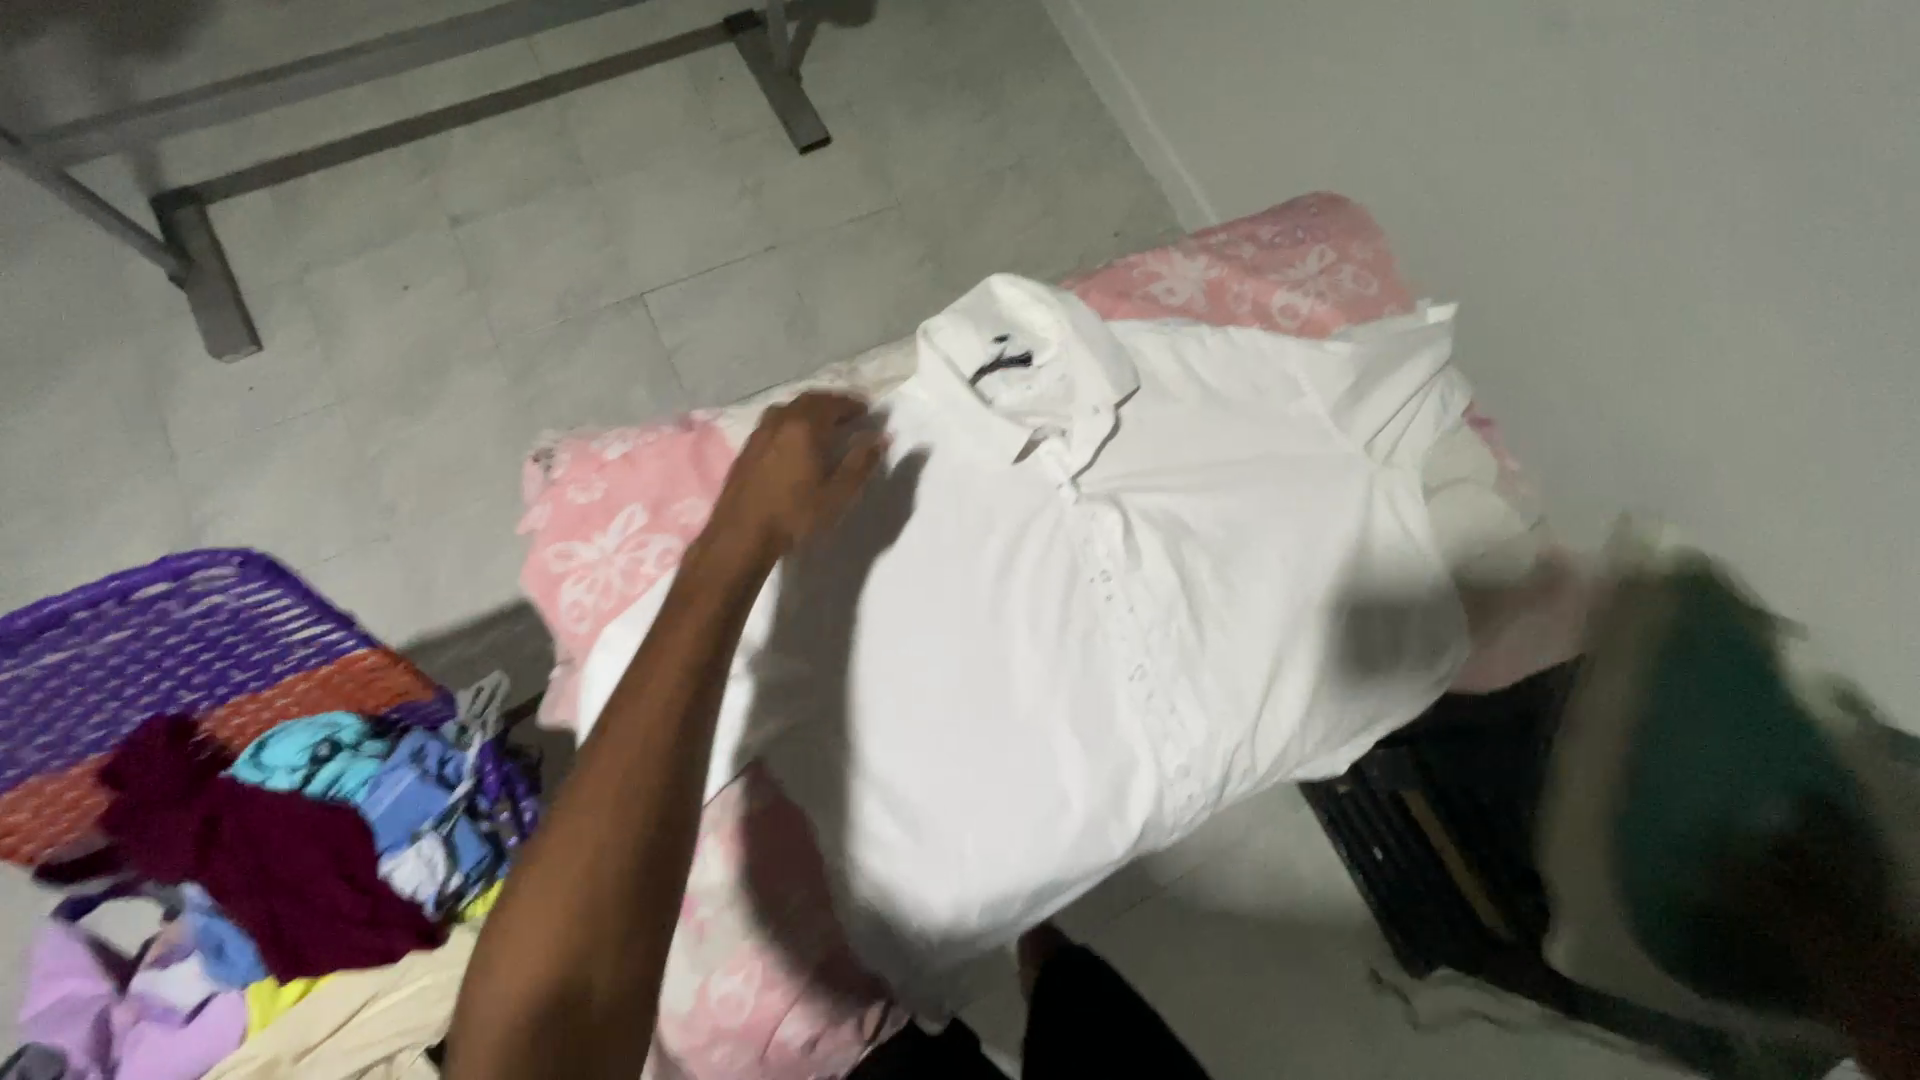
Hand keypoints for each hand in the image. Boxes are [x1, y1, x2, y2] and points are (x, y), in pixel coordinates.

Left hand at [703, 391, 885, 564]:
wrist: (741, 534)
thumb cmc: (795, 514)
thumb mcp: (838, 494)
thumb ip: (861, 462)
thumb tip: (881, 437)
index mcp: (805, 427)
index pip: (833, 404)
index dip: (852, 404)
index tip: (867, 410)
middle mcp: (780, 421)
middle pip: (808, 400)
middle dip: (830, 403)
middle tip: (847, 413)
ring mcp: (759, 433)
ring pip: (787, 408)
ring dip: (808, 410)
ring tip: (822, 423)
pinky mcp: (747, 448)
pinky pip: (773, 422)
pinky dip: (790, 421)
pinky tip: (794, 440)